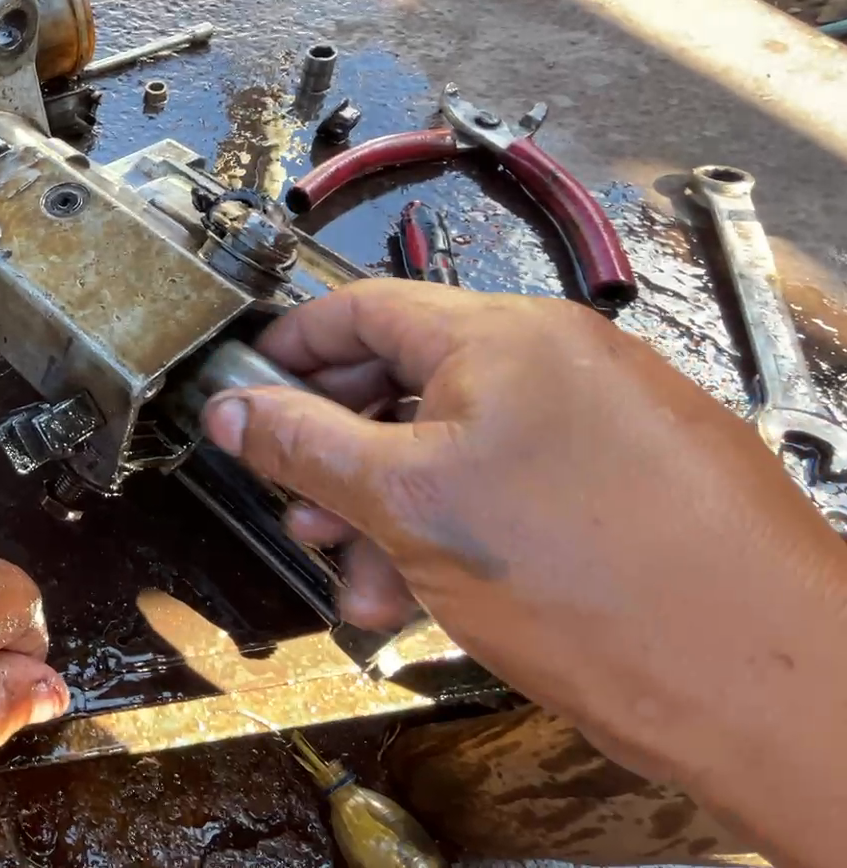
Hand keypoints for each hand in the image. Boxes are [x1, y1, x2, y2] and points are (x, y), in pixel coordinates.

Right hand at [199, 279, 846, 866]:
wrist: (797, 712)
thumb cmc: (601, 587)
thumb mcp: (404, 504)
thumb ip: (300, 445)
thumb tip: (230, 411)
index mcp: (506, 337)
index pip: (357, 309)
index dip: (286, 348)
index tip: (243, 391)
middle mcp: (554, 362)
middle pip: (394, 380)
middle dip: (329, 448)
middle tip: (292, 497)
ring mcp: (592, 421)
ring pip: (438, 443)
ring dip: (376, 504)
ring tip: (352, 568)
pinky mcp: (616, 479)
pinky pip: (492, 481)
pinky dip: (437, 526)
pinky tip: (407, 590)